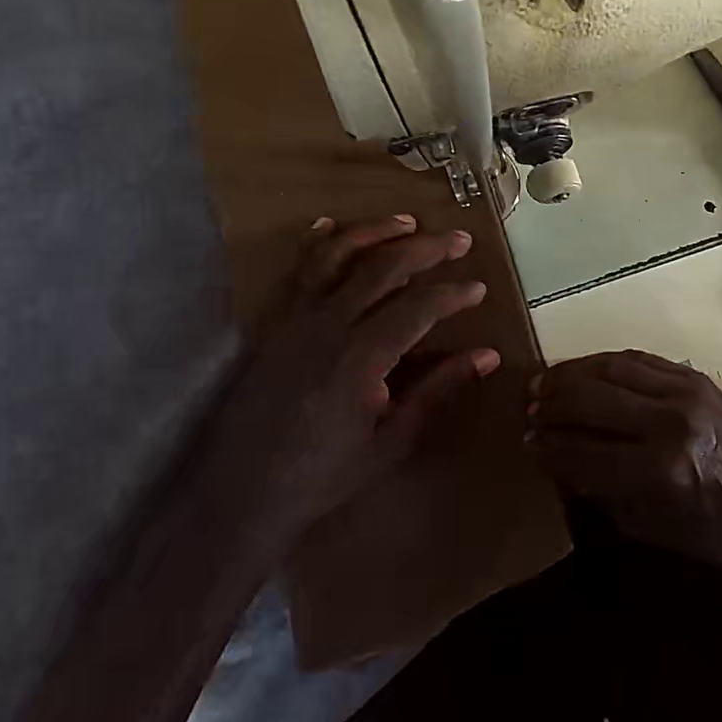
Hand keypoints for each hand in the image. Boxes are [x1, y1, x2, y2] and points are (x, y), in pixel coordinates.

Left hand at [208, 215, 498, 528]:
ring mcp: (292, 322)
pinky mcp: (270, 326)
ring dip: (374, 233)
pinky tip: (330, 228)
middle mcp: (326, 326)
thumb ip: (439, 390)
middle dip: (426, 248)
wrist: (235, 499)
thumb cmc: (322, 475)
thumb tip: (487, 356)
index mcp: (361, 357)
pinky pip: (295, 273)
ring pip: (335, 257)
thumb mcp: (393, 440)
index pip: (419, 306)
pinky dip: (318, 245)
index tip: (479, 288)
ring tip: (405, 222)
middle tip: (459, 239)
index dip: (453, 293)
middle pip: (383, 268)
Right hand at [527, 351, 721, 567]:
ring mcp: (686, 392)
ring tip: (545, 382)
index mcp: (660, 470)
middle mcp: (670, 422)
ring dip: (572, 373)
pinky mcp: (696, 377)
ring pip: (612, 368)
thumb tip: (556, 457)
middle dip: (552, 403)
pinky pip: (640, 358)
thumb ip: (599, 489)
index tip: (524, 443)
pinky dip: (606, 362)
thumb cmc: (712, 530)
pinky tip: (586, 370)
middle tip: (527, 407)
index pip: (583, 450)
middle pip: (592, 399)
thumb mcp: (648, 526)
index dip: (546, 447)